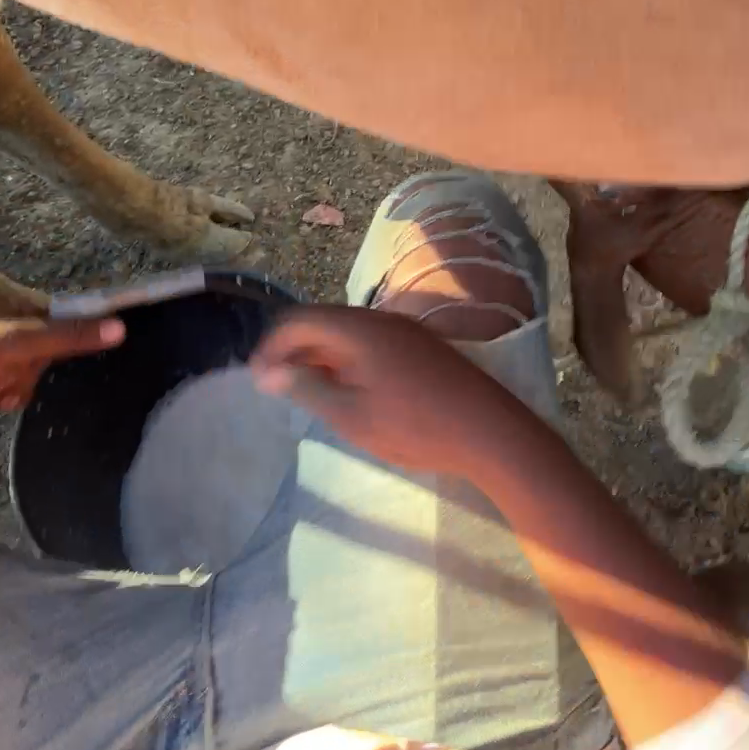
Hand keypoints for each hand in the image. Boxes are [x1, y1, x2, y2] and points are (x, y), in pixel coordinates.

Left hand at [0, 292, 124, 461]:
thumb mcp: (11, 347)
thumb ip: (65, 336)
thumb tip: (120, 328)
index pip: (48, 309)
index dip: (65, 329)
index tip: (78, 348)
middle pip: (43, 339)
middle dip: (37, 363)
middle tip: (21, 372)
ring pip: (30, 365)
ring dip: (23, 383)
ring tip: (2, 394)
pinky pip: (12, 384)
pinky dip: (10, 395)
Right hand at [249, 305, 558, 478]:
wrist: (490, 430)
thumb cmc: (415, 427)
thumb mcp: (351, 415)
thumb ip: (307, 387)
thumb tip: (269, 370)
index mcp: (360, 329)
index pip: (300, 318)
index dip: (272, 345)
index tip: (258, 379)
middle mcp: (383, 319)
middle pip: (326, 321)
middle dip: (297, 350)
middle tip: (280, 388)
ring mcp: (408, 330)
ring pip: (351, 332)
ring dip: (325, 355)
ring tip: (313, 393)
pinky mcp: (425, 346)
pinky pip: (375, 342)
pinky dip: (353, 359)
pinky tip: (354, 390)